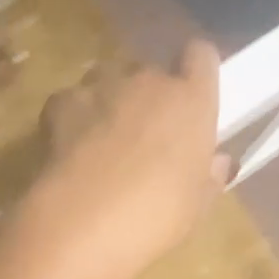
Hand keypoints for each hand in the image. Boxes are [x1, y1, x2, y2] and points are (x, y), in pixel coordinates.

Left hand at [30, 40, 228, 276]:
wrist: (83, 223)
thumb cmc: (156, 216)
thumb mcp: (196, 207)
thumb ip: (209, 177)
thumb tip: (217, 162)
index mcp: (191, 100)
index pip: (201, 56)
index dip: (196, 73)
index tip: (192, 99)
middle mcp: (148, 80)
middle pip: (152, 72)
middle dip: (149, 97)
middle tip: (146, 139)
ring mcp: (100, 86)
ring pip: (109, 81)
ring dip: (111, 102)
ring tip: (104, 145)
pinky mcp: (60, 101)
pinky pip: (73, 100)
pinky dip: (74, 118)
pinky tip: (71, 153)